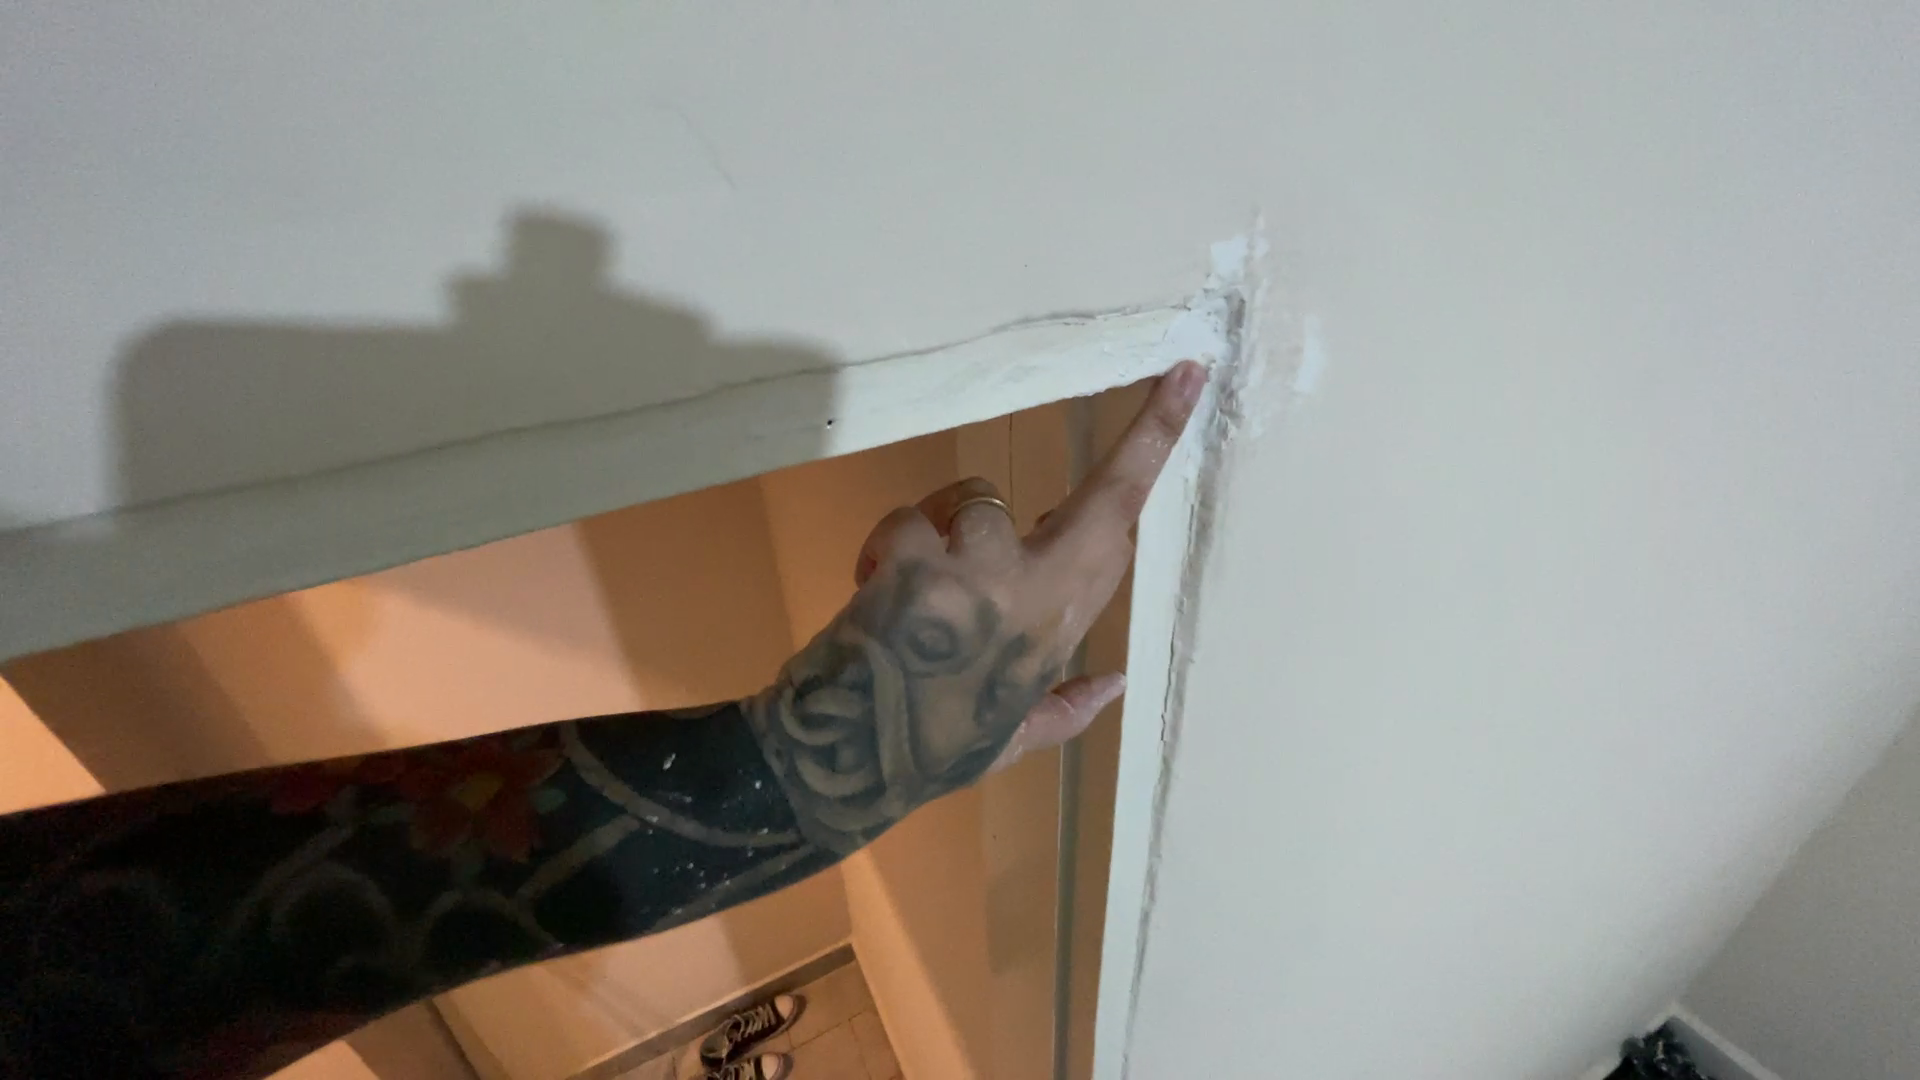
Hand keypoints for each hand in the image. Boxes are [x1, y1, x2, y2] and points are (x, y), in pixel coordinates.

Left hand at [748, 361, 1205, 851]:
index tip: (1185, 379)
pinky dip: (892, 544)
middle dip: (1138, 438)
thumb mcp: (1012, 738)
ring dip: (948, 528)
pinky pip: (912, 520)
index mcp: (1061, 630)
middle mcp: (1036, 594)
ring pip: (977, 503)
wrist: (847, 757)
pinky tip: (874, 584)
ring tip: (916, 577)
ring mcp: (979, 576)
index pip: (1122, 532)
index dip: (1154, 451)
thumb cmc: (934, 747)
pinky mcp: (917, 565)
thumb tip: (1116, 682)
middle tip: (1170, 384)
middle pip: (1097, 500)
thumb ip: (1069, 707)